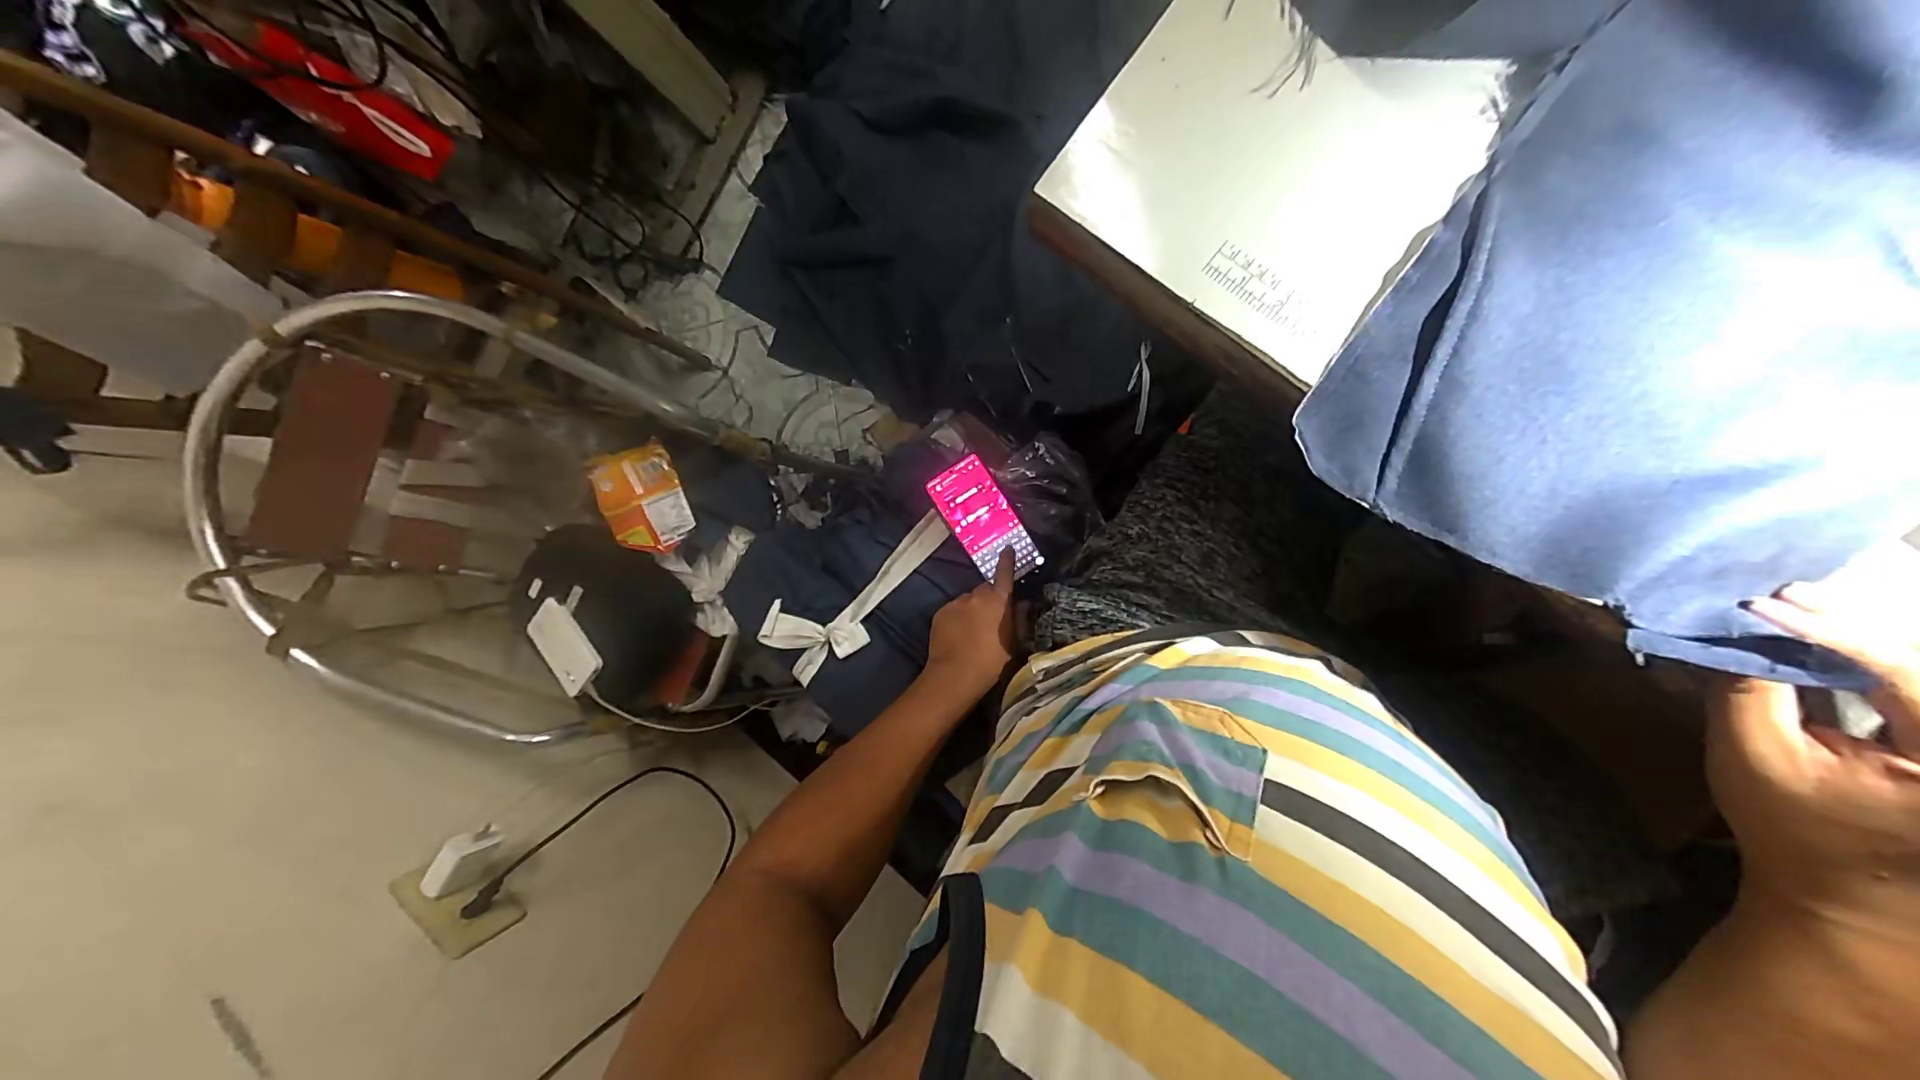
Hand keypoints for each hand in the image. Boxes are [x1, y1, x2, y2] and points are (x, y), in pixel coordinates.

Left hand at [925, 549, 1017, 697]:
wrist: (955, 675)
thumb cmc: (991, 662)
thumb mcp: (1014, 643)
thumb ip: (1020, 620)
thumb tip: (1024, 603)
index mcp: (998, 601)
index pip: (1004, 574)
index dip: (1007, 561)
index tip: (1008, 548)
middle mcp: (976, 595)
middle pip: (985, 590)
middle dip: (989, 599)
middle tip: (992, 619)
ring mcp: (955, 603)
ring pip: (967, 600)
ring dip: (972, 609)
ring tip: (972, 631)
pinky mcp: (940, 613)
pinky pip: (953, 610)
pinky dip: (957, 617)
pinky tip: (958, 635)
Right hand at [1710, 580, 1919, 927]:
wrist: (1843, 898)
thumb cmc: (1788, 828)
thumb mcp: (1752, 757)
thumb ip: (1748, 691)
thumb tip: (1744, 629)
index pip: (1905, 677)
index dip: (1834, 633)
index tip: (1767, 603)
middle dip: (1855, 624)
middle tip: (1788, 593)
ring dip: (1865, 635)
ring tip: (1804, 605)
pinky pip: (1914, 688)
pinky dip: (1872, 658)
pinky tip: (1827, 635)